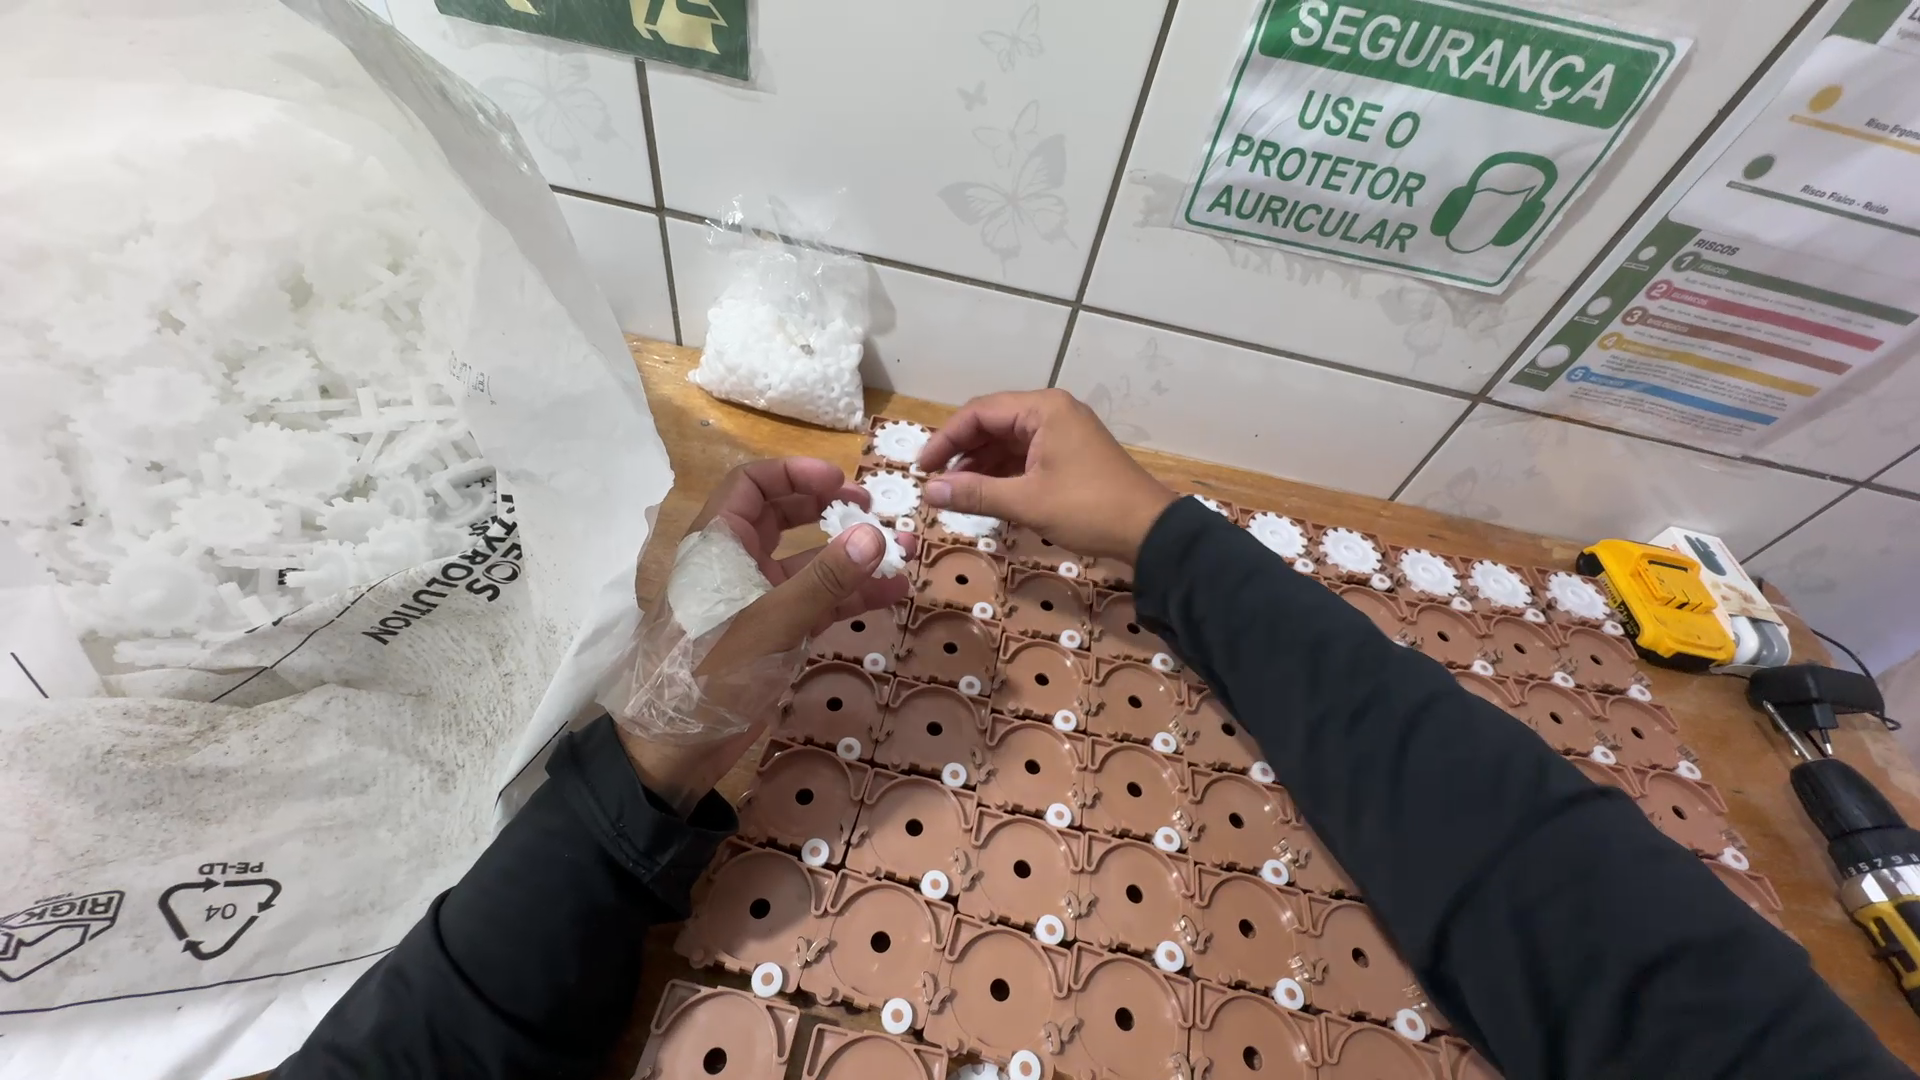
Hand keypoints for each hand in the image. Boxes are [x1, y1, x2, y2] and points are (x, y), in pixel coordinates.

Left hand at [686, 456, 914, 669]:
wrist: (679, 748)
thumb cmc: (710, 670)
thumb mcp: (770, 620)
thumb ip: (824, 579)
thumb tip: (875, 535)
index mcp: (719, 543)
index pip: (751, 484)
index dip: (795, 473)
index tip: (840, 482)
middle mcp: (739, 562)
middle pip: (784, 516)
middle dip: (829, 508)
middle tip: (871, 509)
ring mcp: (760, 598)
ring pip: (810, 562)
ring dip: (853, 556)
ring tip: (903, 551)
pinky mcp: (778, 631)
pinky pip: (820, 601)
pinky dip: (853, 596)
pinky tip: (891, 592)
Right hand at [917, 389, 1176, 562]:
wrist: (1149, 531)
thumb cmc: (1088, 508)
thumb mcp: (1027, 501)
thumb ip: (975, 493)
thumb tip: (930, 492)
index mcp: (1043, 409)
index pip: (980, 412)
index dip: (946, 438)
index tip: (923, 468)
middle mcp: (1052, 412)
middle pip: (992, 423)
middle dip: (962, 452)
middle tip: (935, 480)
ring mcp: (1063, 432)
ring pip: (1008, 441)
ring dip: (980, 465)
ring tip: (955, 492)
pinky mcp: (1069, 454)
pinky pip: (1025, 456)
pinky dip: (1003, 473)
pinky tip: (985, 494)